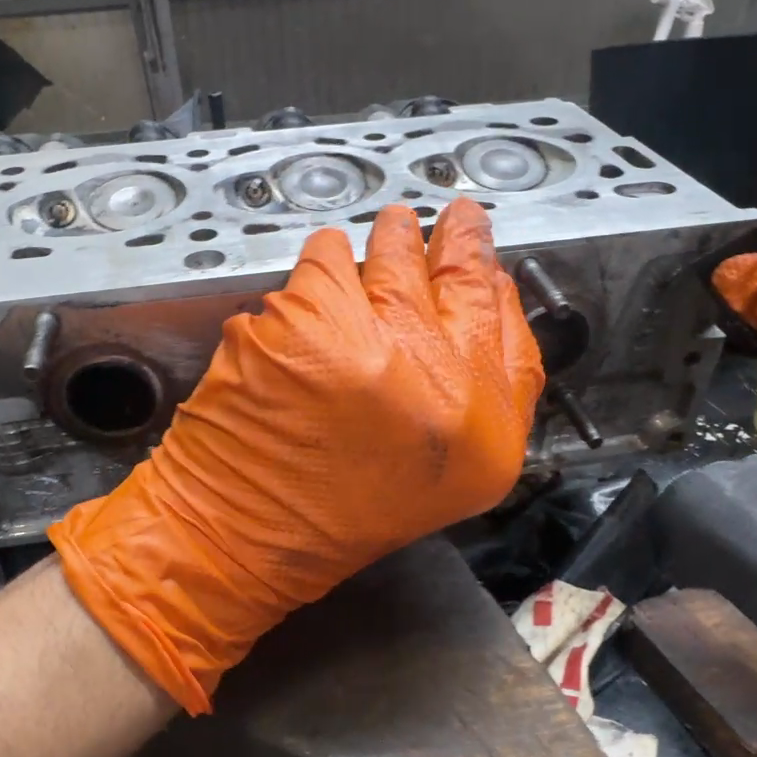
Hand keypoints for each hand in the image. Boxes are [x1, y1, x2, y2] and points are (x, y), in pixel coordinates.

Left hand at [50, 199, 544, 711]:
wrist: (242, 536)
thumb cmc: (331, 512)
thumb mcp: (438, 478)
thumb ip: (472, 395)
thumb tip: (480, 302)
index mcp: (488, 441)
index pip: (513, 334)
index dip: (497, 288)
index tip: (486, 261)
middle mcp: (449, 391)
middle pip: (466, 280)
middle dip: (458, 240)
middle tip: (454, 220)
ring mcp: (382, 349)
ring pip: (395, 255)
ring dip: (388, 243)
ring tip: (388, 238)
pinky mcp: (316, 323)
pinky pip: (327, 257)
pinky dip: (321, 265)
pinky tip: (315, 291)